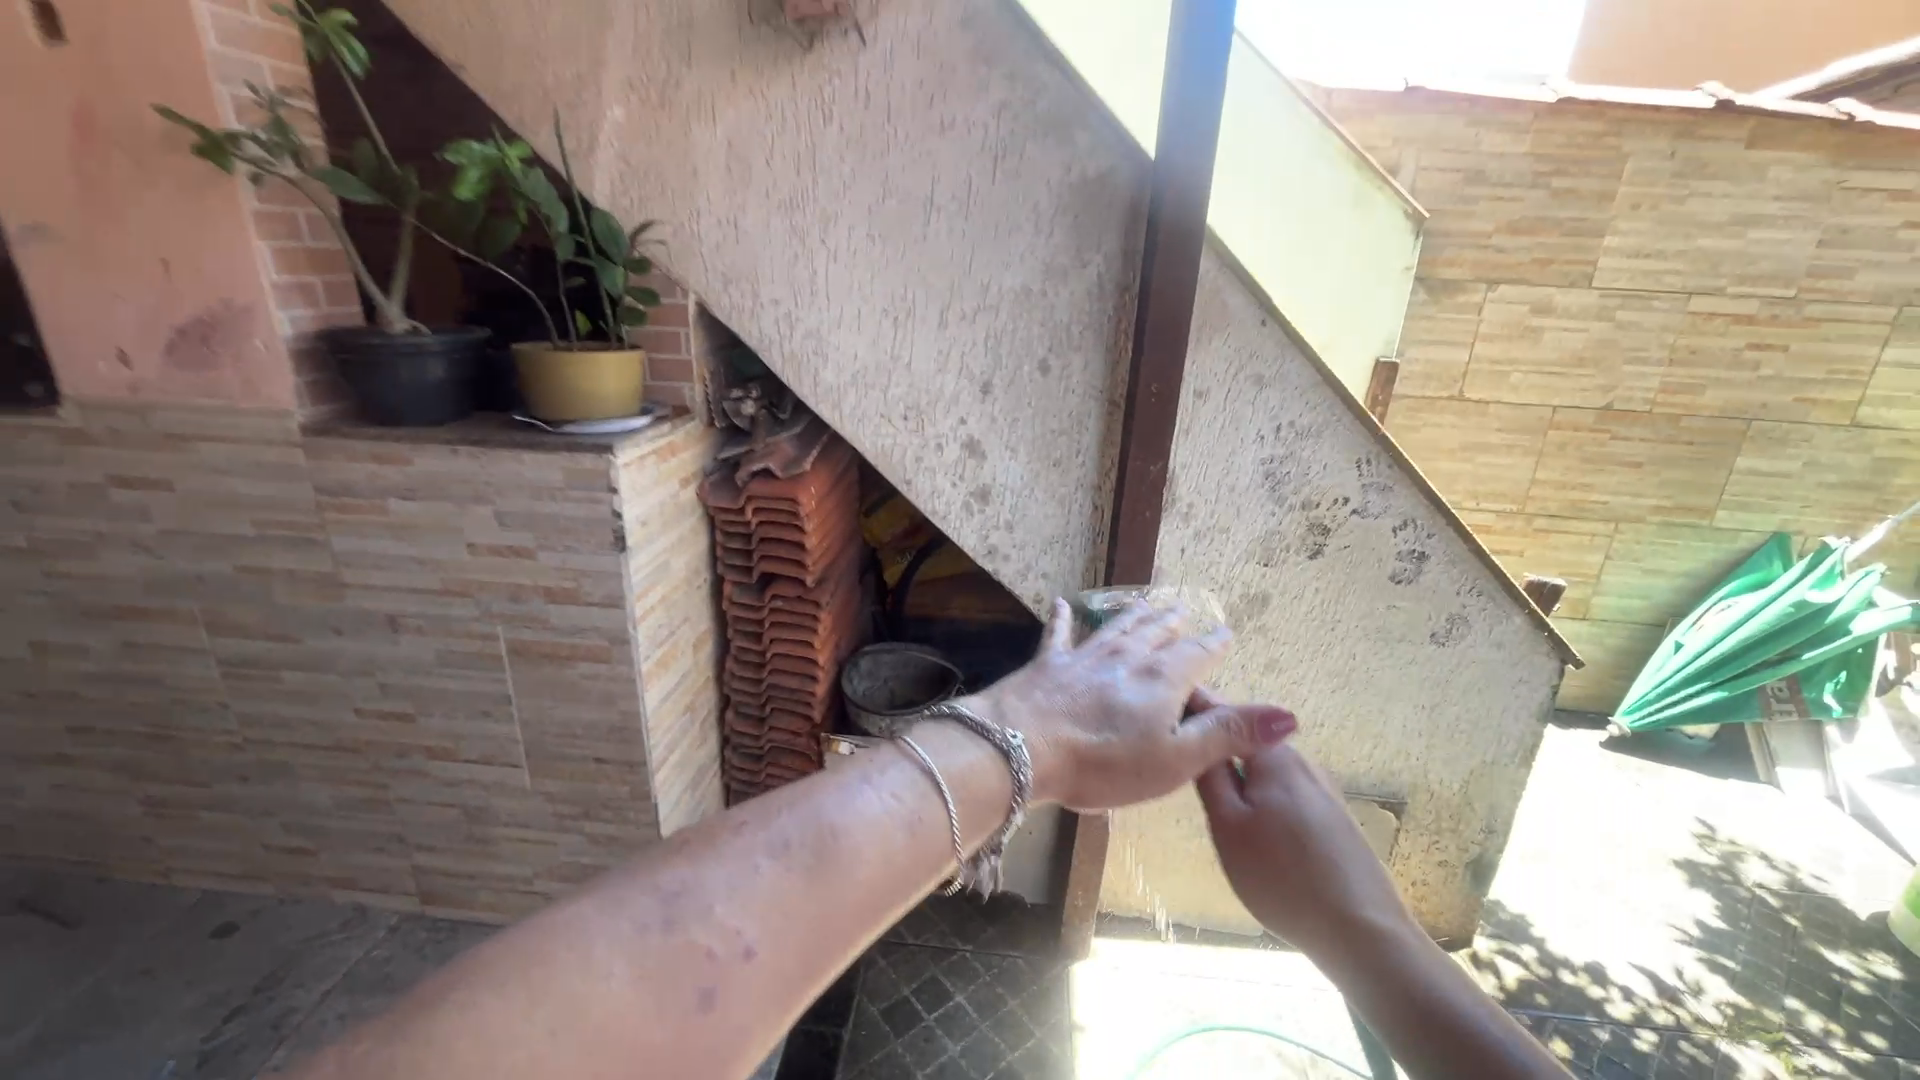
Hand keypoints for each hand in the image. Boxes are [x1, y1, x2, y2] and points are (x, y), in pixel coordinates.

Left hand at [966, 598, 1294, 810]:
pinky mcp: (1047, 665)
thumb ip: (1228, 734)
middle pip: (1157, 633)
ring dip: (1134, 614)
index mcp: (1162, 680)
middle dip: (1174, 622)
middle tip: (1185, 609)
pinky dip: (1062, 619)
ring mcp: (1084, 657)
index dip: (1214, 645)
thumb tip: (1288, 715)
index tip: (1226, 632)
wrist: (1020, 747)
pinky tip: (1060, 603)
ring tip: (1147, 601)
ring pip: (1117, 627)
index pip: (1197, 656)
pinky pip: (1058, 635)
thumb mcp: (1176, 759)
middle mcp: (1127, 657)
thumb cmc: (1103, 762)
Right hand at [1196, 709, 1416, 958]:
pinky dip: (1265, 807)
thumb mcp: (1227, 825)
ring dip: (1242, 785)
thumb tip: (1199, 730)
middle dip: (1217, 757)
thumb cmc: (1282, 878)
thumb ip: (1210, 774)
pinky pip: (1285, 796)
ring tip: (1221, 821)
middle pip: (1246, 744)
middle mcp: (1302, 762)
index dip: (1193, 713)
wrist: (1363, 933)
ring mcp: (1323, 791)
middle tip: (1189, 789)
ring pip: (1266, 773)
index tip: (1164, 729)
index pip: (1224, 711)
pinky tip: (1260, 842)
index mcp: (1273, 756)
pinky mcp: (1335, 819)